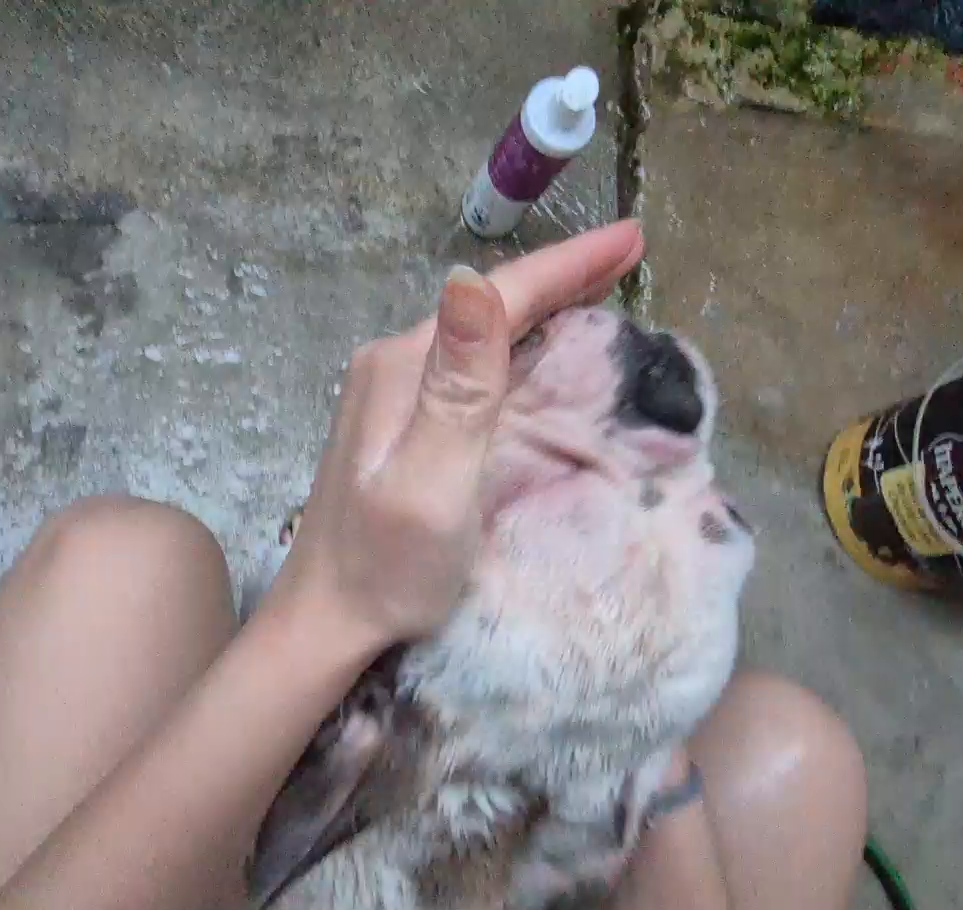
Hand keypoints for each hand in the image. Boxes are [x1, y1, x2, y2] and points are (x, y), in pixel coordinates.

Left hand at [270, 221, 645, 648]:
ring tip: (599, 293)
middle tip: (627, 256)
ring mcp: (390, 398)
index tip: (634, 237)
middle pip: (487, 309)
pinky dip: (515, 355)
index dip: (568, 264)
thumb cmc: (386, 567)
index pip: (495, 297)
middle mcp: (392, 368)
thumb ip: (456, 387)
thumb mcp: (430, 480)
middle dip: (560, 280)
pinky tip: (538, 357)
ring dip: (540, 313)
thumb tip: (471, 282)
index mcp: (402, 368)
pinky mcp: (397, 427)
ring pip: (479, 338)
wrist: (328, 619)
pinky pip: (468, 372)